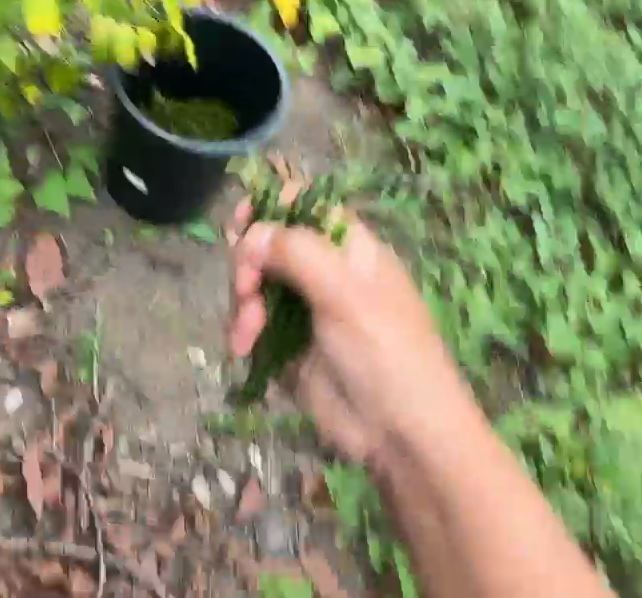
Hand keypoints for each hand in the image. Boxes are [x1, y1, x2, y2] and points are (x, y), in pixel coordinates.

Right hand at [226, 198, 475, 471]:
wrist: (402, 436)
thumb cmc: (385, 351)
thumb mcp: (344, 292)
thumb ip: (294, 252)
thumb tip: (248, 236)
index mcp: (347, 247)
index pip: (301, 206)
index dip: (268, 209)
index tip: (240, 226)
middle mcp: (323, 270)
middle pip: (266, 243)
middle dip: (247, 263)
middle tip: (246, 289)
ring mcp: (304, 308)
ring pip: (254, 283)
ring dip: (242, 302)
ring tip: (247, 334)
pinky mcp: (287, 345)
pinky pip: (251, 322)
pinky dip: (241, 331)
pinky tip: (242, 349)